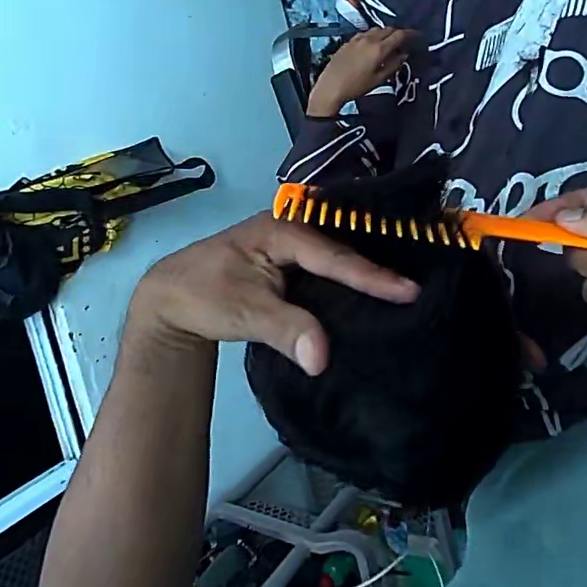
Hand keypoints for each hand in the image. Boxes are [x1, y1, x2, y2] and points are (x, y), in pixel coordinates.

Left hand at [127, 213, 418, 374]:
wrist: (169, 297)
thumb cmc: (205, 297)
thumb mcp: (246, 313)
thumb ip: (287, 331)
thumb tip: (323, 358)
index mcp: (281, 231)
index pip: (334, 256)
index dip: (372, 276)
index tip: (409, 291)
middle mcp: (289, 227)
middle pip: (340, 245)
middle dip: (376, 261)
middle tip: (417, 280)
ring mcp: (287, 240)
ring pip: (333, 250)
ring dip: (362, 266)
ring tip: (401, 282)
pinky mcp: (285, 257)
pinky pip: (323, 261)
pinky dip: (344, 273)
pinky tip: (362, 287)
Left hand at [306, 28, 418, 117]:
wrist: (330, 87)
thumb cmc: (357, 86)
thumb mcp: (379, 79)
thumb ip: (393, 65)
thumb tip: (404, 54)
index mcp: (378, 48)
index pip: (399, 35)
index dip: (410, 34)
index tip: (417, 36)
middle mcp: (369, 39)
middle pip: (388, 29)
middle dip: (398, 33)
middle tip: (404, 41)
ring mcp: (357, 38)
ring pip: (376, 29)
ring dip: (386, 33)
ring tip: (389, 43)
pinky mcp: (349, 41)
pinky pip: (366, 33)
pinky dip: (374, 36)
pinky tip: (373, 45)